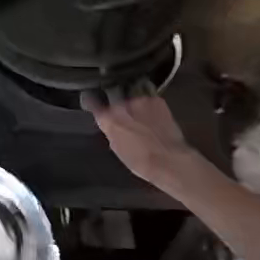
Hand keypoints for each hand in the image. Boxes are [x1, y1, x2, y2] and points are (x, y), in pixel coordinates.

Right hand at [82, 91, 199, 189]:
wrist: (168, 159)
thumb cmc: (141, 161)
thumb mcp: (117, 148)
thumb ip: (111, 131)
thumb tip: (110, 124)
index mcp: (108, 119)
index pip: (92, 102)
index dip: (91, 101)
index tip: (91, 99)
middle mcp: (121, 105)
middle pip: (115, 99)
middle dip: (118, 106)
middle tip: (126, 118)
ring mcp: (140, 100)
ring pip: (133, 98)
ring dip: (135, 106)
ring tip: (143, 119)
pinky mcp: (157, 100)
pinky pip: (149, 100)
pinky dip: (150, 107)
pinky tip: (155, 118)